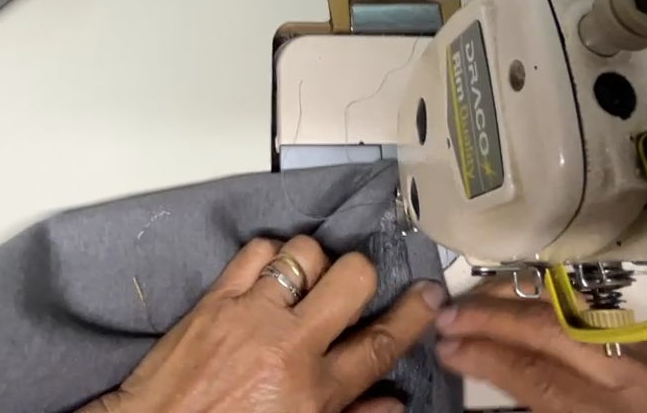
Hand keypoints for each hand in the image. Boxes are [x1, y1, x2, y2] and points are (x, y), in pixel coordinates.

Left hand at [81, 235, 446, 412]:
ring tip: (305, 281)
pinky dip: (269, 254)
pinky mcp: (217, 296)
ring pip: (305, 253)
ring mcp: (251, 315)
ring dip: (313, 263)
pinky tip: (270, 273)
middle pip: (351, 279)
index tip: (429, 295)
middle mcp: (288, 346)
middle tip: (354, 286)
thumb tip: (392, 403)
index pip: (380, 344)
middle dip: (361, 275)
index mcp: (313, 393)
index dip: (413, 315)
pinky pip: (257, 249)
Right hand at [434, 284, 646, 412]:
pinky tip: (512, 300)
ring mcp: (642, 353)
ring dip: (512, 298)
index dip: (485, 356)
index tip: (445, 346)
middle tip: (446, 314)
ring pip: (568, 305)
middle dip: (490, 316)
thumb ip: (528, 406)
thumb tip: (475, 365)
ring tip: (472, 301)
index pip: (537, 375)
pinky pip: (583, 308)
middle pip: (548, 328)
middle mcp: (633, 379)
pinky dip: (542, 301)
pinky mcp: (644, 342)